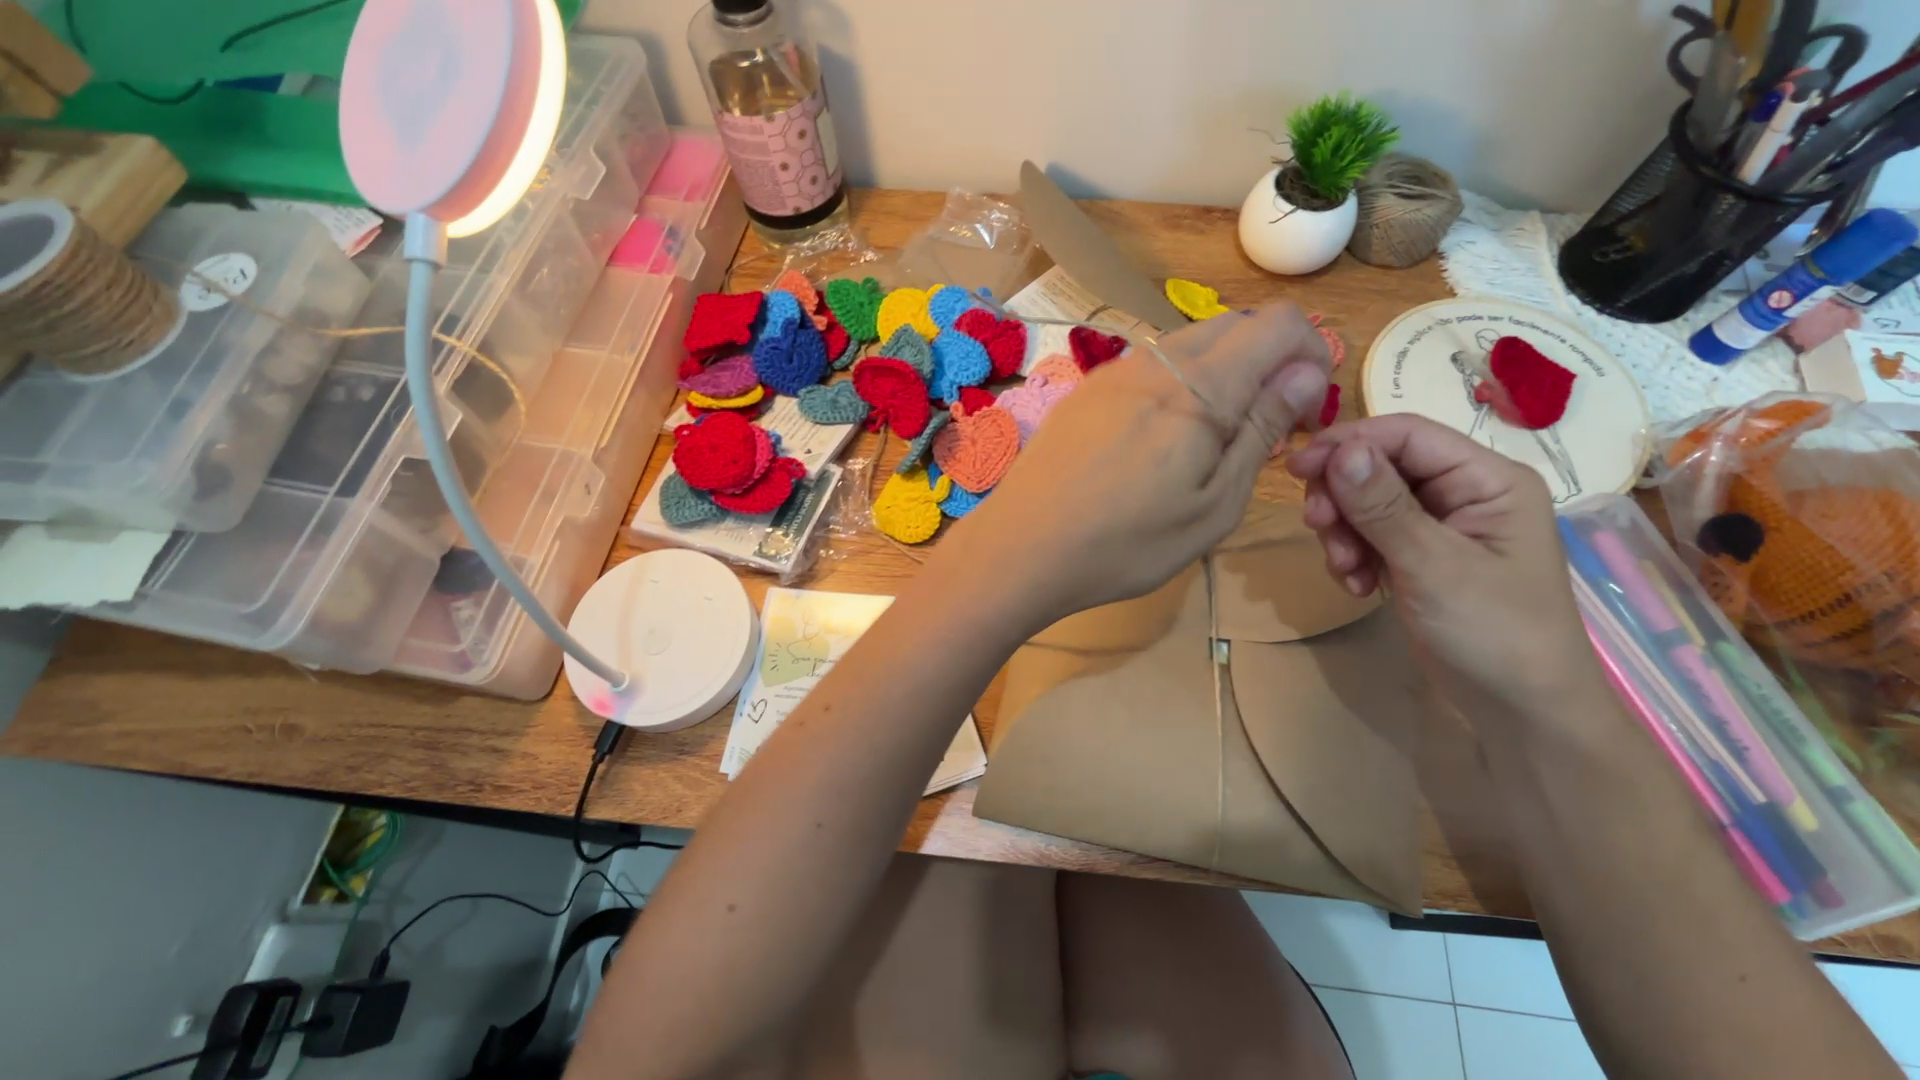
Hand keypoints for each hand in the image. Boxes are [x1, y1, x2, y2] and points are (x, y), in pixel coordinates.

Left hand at [947, 304, 1330, 621]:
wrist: (1022, 549)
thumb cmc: (1127, 543)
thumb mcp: (1214, 504)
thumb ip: (1262, 429)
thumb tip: (1305, 372)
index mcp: (1200, 386)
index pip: (1279, 323)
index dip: (1311, 354)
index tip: (1306, 410)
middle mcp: (1157, 360)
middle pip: (1236, 324)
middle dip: (1269, 361)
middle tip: (1266, 428)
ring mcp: (1115, 370)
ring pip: (1190, 343)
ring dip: (1223, 373)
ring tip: (1213, 440)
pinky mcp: (1087, 389)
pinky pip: (1151, 365)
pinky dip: (1179, 384)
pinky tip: (1161, 439)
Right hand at [1285, 415, 1606, 720]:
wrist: (1522, 712)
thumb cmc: (1494, 633)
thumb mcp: (1433, 566)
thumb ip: (1383, 506)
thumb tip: (1339, 449)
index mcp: (1489, 479)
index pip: (1407, 435)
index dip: (1349, 444)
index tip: (1296, 468)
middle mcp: (1466, 493)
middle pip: (1381, 467)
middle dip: (1343, 496)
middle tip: (1316, 528)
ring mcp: (1443, 528)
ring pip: (1369, 503)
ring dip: (1344, 532)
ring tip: (1345, 571)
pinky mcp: (1422, 559)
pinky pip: (1372, 537)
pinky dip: (1354, 557)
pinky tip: (1356, 588)